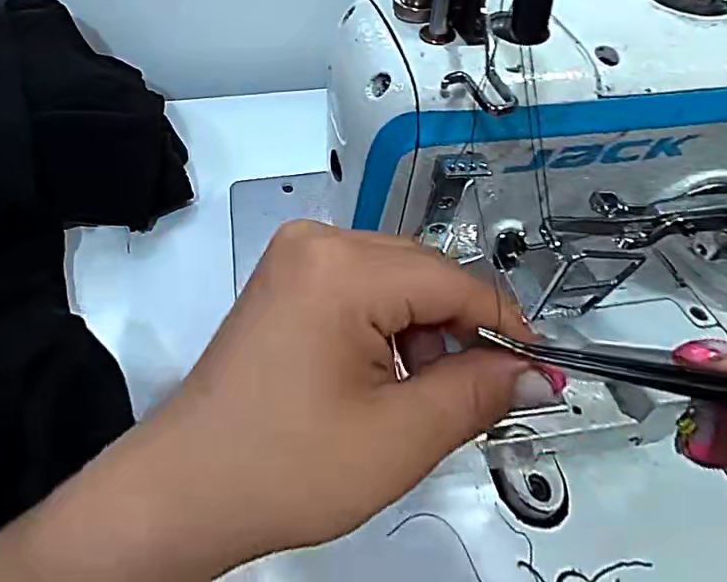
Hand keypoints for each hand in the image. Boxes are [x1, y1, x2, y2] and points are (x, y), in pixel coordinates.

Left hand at [0, 221, 555, 580]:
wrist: (187, 486)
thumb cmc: (287, 466)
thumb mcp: (399, 438)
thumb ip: (477, 392)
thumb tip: (535, 373)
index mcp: (342, 266)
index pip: (450, 279)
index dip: (503, 323)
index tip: (539, 367)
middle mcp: (317, 239)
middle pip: (421, 271)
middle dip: (458, 328)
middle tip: (479, 390)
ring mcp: (297, 251)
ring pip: (394, 275)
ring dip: (422, 326)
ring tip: (422, 390)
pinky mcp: (287, 272)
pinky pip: (360, 281)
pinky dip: (387, 320)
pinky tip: (385, 370)